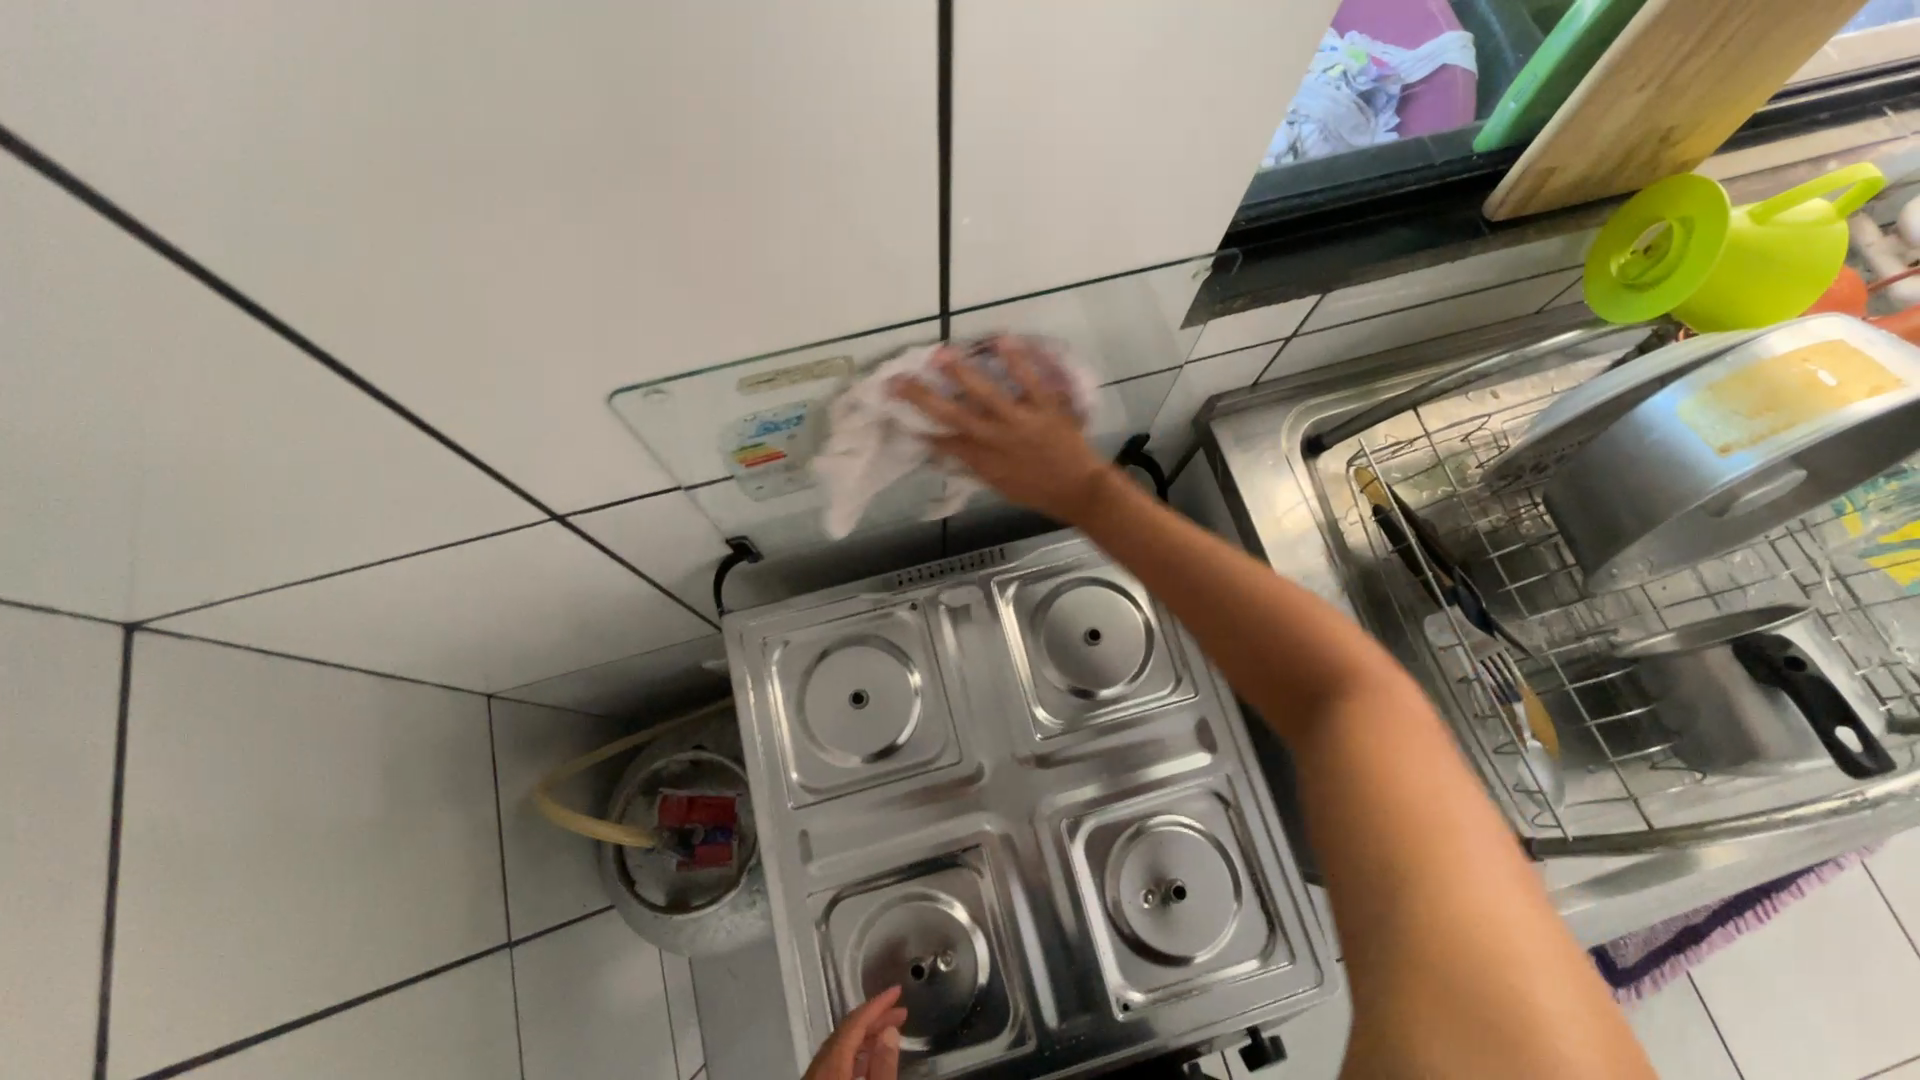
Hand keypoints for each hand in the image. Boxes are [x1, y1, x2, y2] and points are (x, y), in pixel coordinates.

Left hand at [801, 984, 907, 1079]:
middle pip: (846, 1031)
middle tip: (900, 1012)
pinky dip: (855, 1053)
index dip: (877, 1003)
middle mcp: (818, 1065)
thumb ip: (883, 1065)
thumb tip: (890, 1031)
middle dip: (874, 1018)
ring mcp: (814, 1076)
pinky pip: (836, 1061)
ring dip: (866, 1036)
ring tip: (890, 1032)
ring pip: (840, 1047)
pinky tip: (869, 1059)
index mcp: (831, 1061)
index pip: (855, 1022)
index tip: (897, 990)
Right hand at [892, 337, 1119, 523]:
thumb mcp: (999, 485)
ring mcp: (1020, 421)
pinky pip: (1029, 380)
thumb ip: (975, 463)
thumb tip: (949, 447)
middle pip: (952, 414)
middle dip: (922, 396)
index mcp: (982, 459)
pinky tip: (1000, 338)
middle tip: (898, 379)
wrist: (1079, 491)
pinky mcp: (1045, 407)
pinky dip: (1016, 359)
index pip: (943, 441)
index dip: (920, 427)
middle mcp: (995, 439)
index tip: (898, 409)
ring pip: (986, 395)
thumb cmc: (1037, 491)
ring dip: (961, 373)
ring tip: (940, 354)